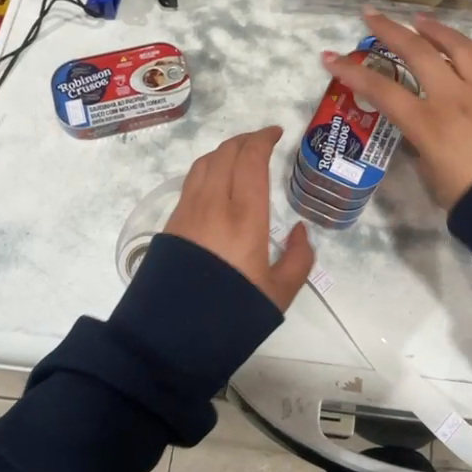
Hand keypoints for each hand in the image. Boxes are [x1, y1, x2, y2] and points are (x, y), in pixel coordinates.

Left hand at [162, 126, 314, 311]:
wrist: (170, 337)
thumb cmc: (232, 314)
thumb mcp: (279, 293)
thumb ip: (299, 258)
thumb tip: (300, 231)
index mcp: (245, 216)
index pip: (251, 158)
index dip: (263, 138)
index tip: (276, 133)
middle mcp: (214, 204)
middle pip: (226, 153)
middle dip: (246, 140)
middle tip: (262, 142)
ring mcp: (188, 211)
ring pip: (205, 163)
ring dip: (225, 151)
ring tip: (240, 156)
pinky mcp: (172, 224)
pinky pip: (192, 182)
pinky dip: (208, 169)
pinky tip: (217, 182)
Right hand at [323, 10, 471, 206]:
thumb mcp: (433, 179)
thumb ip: (421, 150)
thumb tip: (418, 137)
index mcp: (428, 123)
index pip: (381, 90)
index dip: (352, 72)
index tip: (330, 56)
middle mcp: (454, 98)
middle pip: (418, 53)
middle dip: (391, 31)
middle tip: (372, 15)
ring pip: (459, 48)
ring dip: (436, 30)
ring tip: (421, 20)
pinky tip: (466, 53)